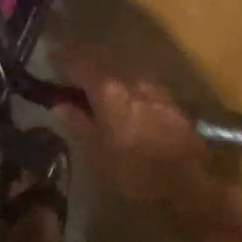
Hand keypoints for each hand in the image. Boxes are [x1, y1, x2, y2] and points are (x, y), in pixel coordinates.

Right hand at [55, 57, 219, 217]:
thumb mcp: (98, 154)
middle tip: (69, 62)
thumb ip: (77, 125)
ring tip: (95, 77)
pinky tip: (124, 93)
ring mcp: (154, 88)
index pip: (79, 63)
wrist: (192, 189)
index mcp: (108, 90)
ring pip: (123, 69)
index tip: (49, 52)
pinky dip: (125, 82)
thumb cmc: (137, 175)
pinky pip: (140, 82)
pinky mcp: (171, 100)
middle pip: (102, 60)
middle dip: (84, 59)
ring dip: (106, 69)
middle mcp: (131, 80)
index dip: (62, 57)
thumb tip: (59, 105)